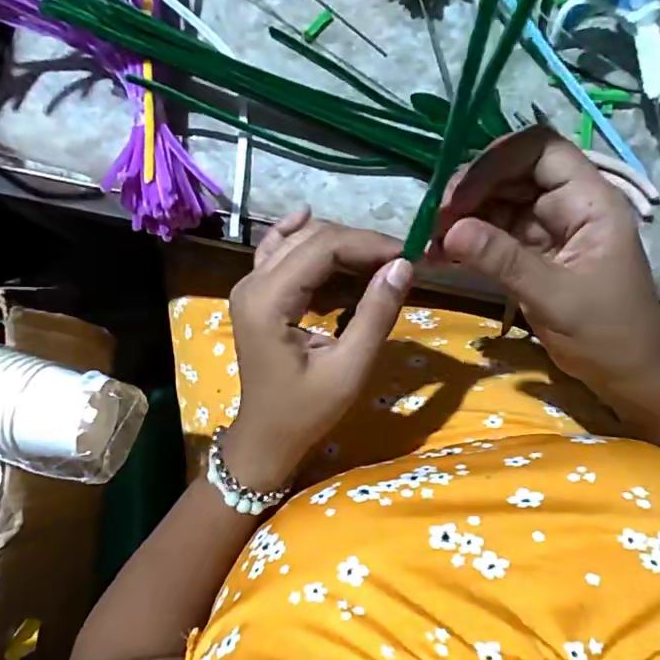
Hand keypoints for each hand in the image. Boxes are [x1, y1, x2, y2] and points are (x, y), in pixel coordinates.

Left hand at [226, 209, 413, 487]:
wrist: (267, 436)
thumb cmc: (306, 410)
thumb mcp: (349, 369)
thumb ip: (376, 314)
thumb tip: (404, 266)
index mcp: (268, 300)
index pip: (323, 247)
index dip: (369, 244)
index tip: (410, 256)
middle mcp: (252, 283)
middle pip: (311, 238)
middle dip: (360, 243)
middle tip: (402, 261)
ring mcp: (249, 285)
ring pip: (298, 240)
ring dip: (341, 244)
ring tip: (380, 261)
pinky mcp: (256, 293)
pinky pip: (280, 251)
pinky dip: (307, 240)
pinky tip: (319, 223)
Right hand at [433, 127, 659, 407]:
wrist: (628, 374)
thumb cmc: (607, 334)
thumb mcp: (554, 297)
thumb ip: (504, 260)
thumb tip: (451, 231)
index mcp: (589, 201)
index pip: (540, 149)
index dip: (496, 161)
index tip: (459, 194)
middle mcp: (568, 205)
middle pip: (512, 173)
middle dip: (471, 191)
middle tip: (435, 223)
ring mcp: (550, 229)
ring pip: (499, 203)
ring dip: (464, 218)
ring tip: (431, 242)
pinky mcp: (535, 254)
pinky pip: (496, 235)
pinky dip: (469, 243)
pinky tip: (441, 256)